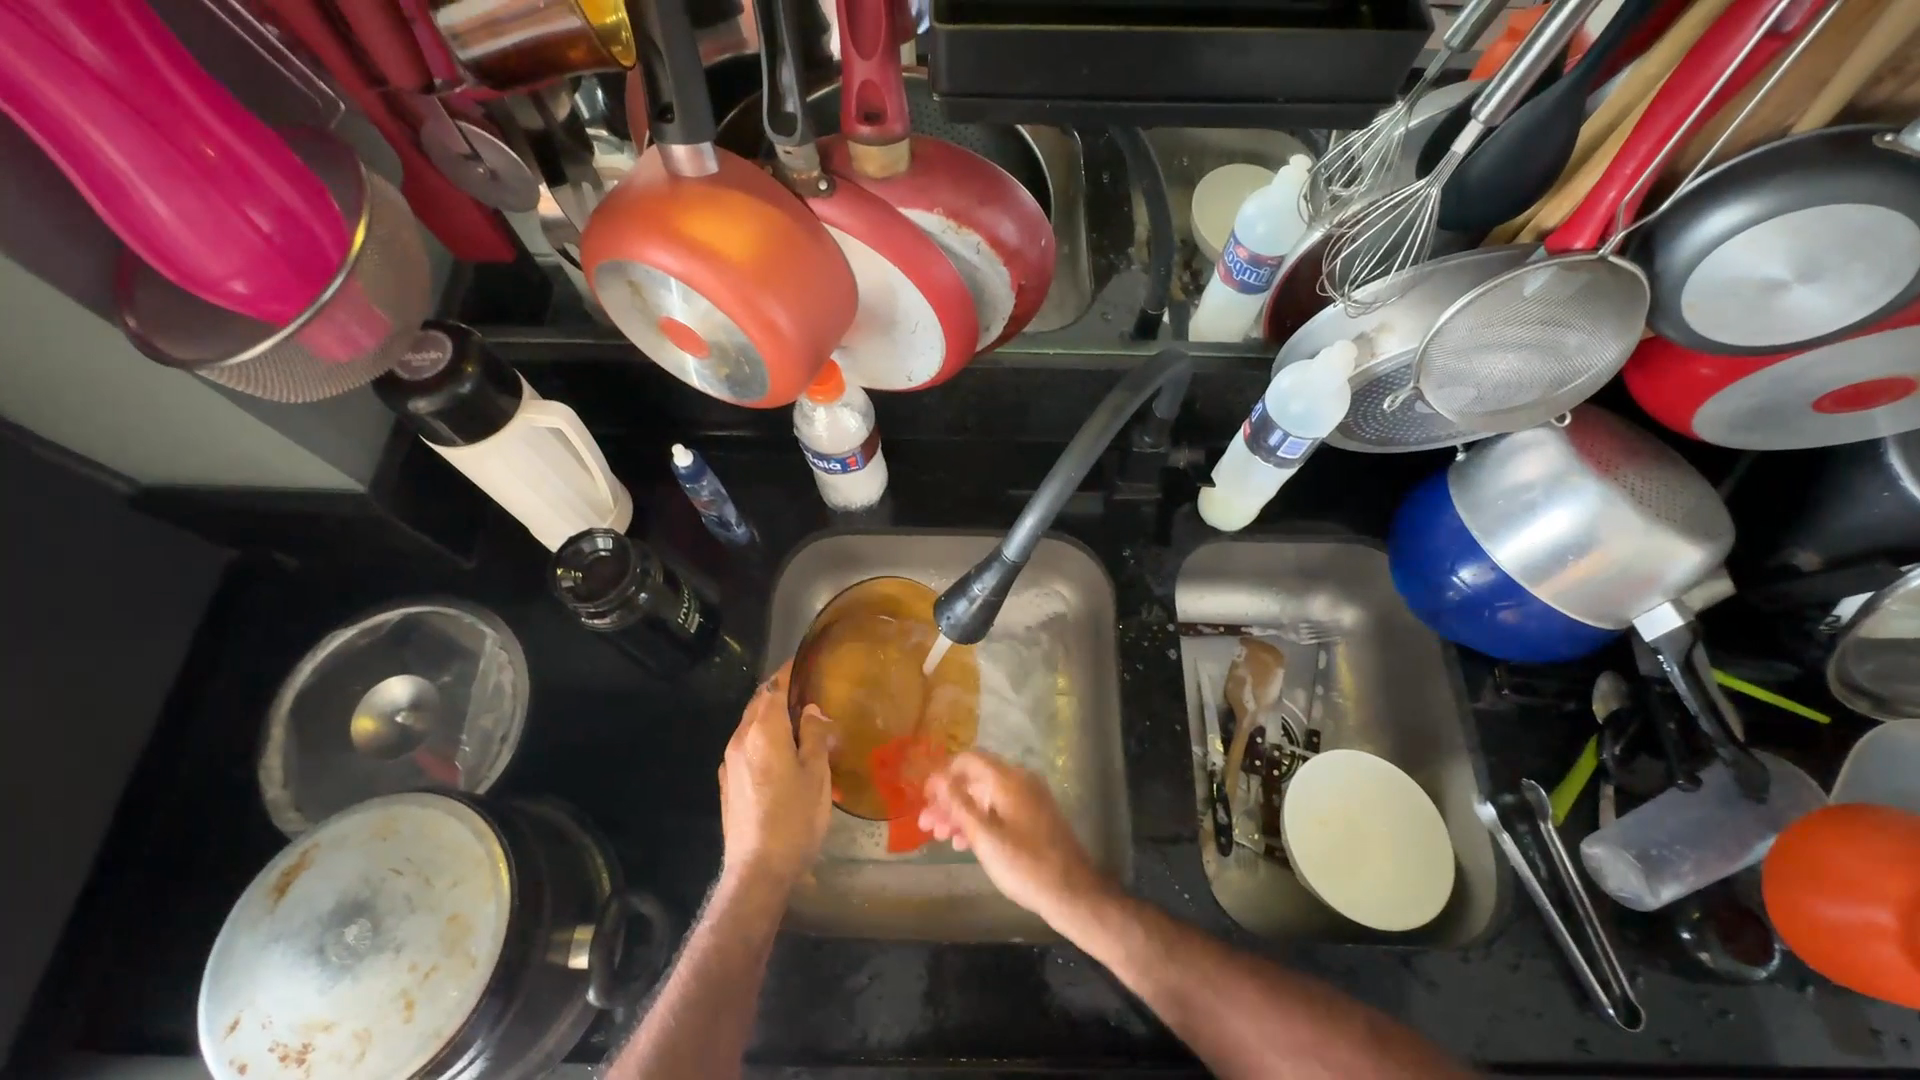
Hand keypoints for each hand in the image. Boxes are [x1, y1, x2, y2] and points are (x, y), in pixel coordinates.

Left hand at [718, 661, 832, 890]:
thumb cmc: (795, 818)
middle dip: (779, 695)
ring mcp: (729, 762)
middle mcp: (740, 739)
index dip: (788, 673)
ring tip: (799, 725)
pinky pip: (746, 747)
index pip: (773, 687)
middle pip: (758, 704)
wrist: (758, 868)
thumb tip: (812, 710)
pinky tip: (782, 756)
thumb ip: (814, 736)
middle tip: (808, 695)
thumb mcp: (816, 774)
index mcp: (763, 731)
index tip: (804, 665)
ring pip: (750, 726)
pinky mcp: (727, 782)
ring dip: (771, 719)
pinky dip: (763, 740)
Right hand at [918, 751, 1111, 921]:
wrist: (1071, 892)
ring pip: (987, 797)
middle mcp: (1021, 782)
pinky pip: (1000, 810)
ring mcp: (1030, 799)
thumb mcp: (985, 836)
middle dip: (949, 800)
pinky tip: (965, 843)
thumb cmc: (1024, 864)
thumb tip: (937, 777)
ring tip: (941, 837)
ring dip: (962, 813)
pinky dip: (980, 821)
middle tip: (926, 824)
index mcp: (1009, 780)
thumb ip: (959, 804)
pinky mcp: (1035, 817)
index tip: (925, 798)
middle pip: (976, 780)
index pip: (968, 760)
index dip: (943, 775)